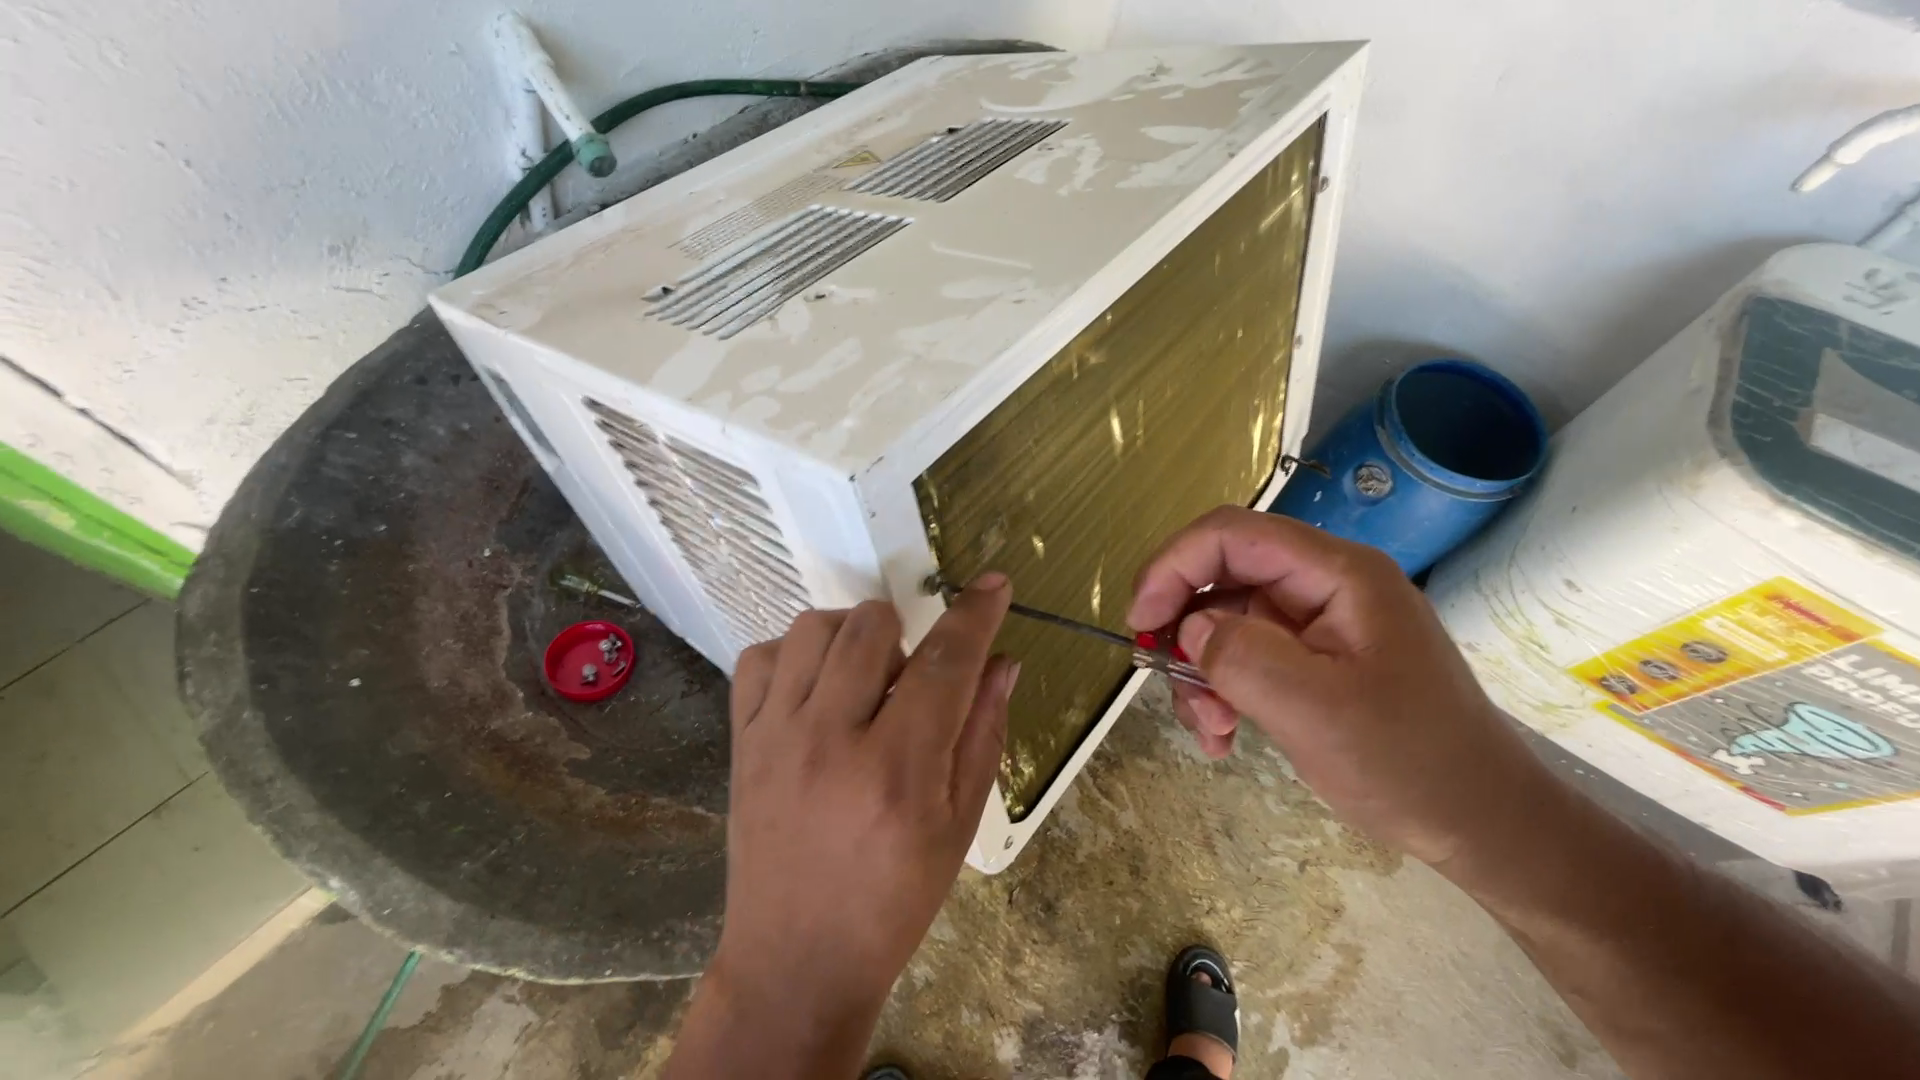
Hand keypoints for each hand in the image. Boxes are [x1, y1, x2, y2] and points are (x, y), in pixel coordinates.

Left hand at [699, 575, 1016, 1066]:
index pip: (944, 662)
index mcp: (897, 770)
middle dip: (907, 629)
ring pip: (812, 629)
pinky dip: (793, 655)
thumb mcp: (959, 827)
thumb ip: (983, 733)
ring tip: (864, 680)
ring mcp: (775, 736)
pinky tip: (814, 689)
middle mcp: (831, 739)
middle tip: (912, 677)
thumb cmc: (894, 901)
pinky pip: (758, 657)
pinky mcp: (740, 742)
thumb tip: (1002, 660)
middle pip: (871, 627)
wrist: (796, 959)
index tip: (994, 584)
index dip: (974, 614)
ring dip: (851, 635)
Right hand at [1126, 507, 1550, 866]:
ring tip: (1210, 730)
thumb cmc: (1410, 763)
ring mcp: (1318, 625)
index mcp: (1338, 574)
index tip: (1139, 621)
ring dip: (1200, 673)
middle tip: (1168, 684)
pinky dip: (1220, 691)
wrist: (1480, 824)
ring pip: (1224, 622)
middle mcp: (1324, 586)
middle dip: (1184, 630)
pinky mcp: (1312, 661)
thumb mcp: (1316, 712)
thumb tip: (1189, 630)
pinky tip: (1223, 737)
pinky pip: (1244, 658)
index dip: (1173, 565)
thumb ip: (1242, 657)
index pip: (1232, 534)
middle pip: (1222, 577)